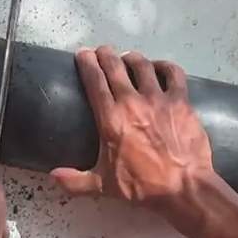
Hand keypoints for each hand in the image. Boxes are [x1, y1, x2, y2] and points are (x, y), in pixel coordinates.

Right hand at [52, 46, 220, 220]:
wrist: (183, 186)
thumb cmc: (142, 185)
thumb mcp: (104, 185)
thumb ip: (76, 181)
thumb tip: (53, 177)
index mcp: (111, 118)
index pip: (95, 81)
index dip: (87, 63)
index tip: (83, 54)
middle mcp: (132, 102)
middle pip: (115, 67)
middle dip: (106, 54)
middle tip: (102, 51)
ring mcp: (158, 99)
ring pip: (143, 66)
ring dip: (133, 58)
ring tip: (128, 58)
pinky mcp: (181, 101)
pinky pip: (173, 74)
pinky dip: (165, 66)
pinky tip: (160, 66)